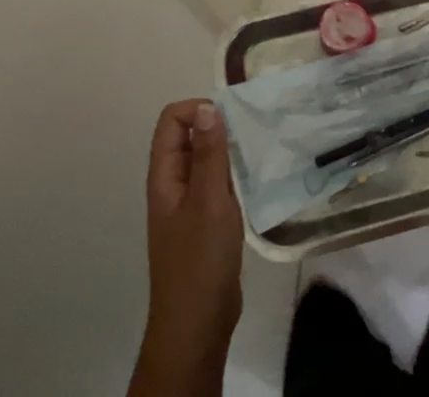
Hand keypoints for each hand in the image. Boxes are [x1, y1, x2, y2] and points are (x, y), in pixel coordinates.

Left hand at [142, 100, 243, 353]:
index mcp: (164, 176)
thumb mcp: (209, 202)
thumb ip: (209, 155)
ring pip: (206, 161)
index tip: (234, 119)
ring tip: (263, 151)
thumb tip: (207, 107)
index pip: (172, 121)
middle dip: (218, 126)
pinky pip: (218, 185)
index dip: (198, 110)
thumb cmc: (200, 259)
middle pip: (189, 138)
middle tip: (256, 131)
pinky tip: (261, 180)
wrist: (198, 321)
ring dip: (230, 152)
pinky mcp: (206, 222)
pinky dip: (236, 176)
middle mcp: (173, 185)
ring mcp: (189, 205)